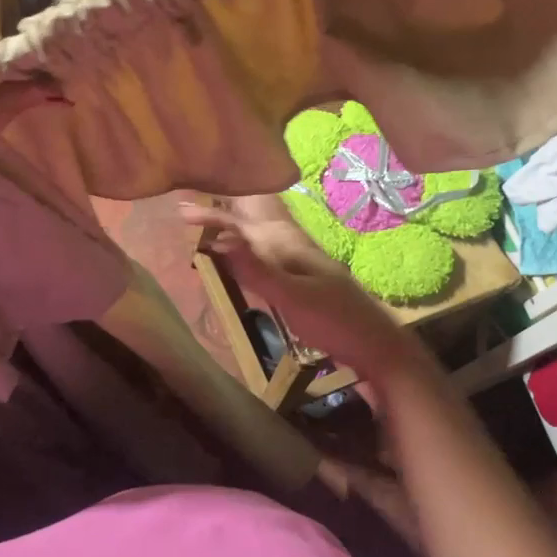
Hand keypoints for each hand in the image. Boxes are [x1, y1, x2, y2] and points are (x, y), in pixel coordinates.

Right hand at [179, 195, 433, 382]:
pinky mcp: (300, 281)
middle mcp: (291, 247)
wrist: (377, 347)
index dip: (211, 217)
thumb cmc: (335, 322)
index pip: (241, 224)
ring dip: (232, 231)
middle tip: (189, 209)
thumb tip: (218, 240)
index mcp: (287, 245)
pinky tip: (239, 259)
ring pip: (257, 239)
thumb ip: (257, 269)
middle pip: (250, 222)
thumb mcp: (292, 297)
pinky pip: (263, 257)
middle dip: (222, 214)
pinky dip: (244, 253)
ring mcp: (297, 264)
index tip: (179, 210)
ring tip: (206, 228)